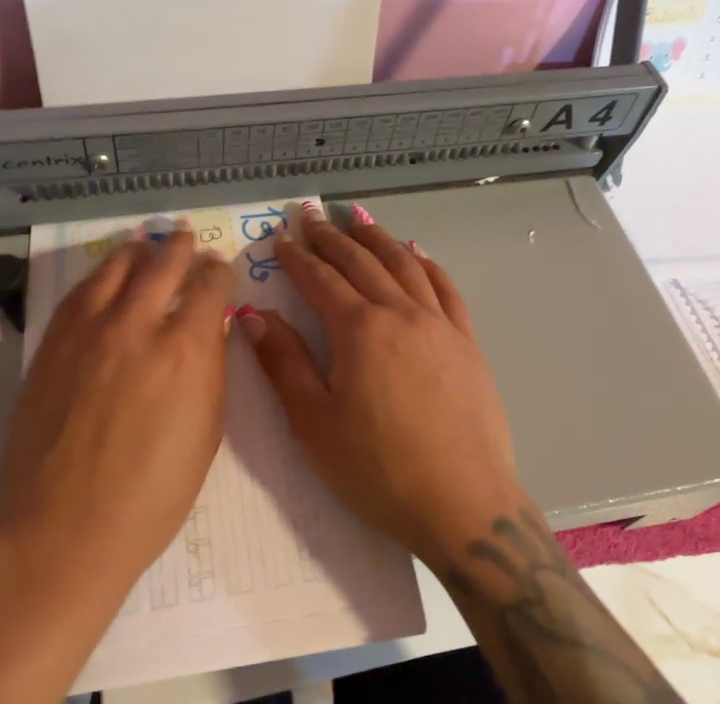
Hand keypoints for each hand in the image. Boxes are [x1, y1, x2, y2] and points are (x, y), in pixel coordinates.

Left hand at [0, 228, 235, 703]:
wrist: (64, 529)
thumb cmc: (151, 497)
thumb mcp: (206, 434)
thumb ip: (209, 371)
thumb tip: (209, 329)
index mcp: (184, 351)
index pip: (208, 286)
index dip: (218, 271)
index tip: (219, 268)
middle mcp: (137, 325)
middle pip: (163, 263)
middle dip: (180, 246)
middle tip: (186, 237)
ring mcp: (88, 330)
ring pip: (116, 267)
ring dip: (138, 250)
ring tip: (146, 243)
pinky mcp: (52, 343)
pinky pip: (79, 291)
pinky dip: (100, 274)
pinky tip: (106, 274)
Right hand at [241, 201, 523, 568]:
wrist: (463, 504)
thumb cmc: (378, 470)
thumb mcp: (314, 423)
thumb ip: (283, 363)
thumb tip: (251, 314)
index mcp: (359, 330)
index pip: (321, 280)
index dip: (297, 257)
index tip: (280, 237)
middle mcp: (401, 313)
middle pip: (362, 262)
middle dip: (332, 236)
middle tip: (311, 215)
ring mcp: (440, 325)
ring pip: (405, 265)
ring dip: (378, 239)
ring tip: (358, 219)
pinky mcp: (467, 343)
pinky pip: (446, 289)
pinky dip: (428, 264)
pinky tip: (419, 254)